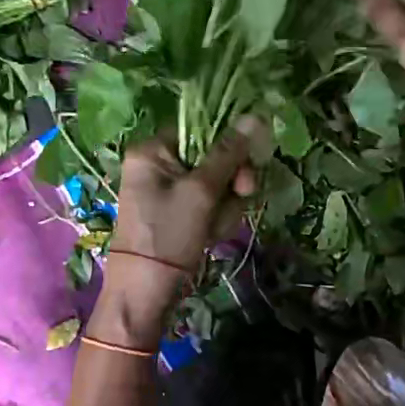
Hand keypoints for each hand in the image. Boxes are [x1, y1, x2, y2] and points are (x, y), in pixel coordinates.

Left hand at [109, 117, 262, 271]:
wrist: (148, 290)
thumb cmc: (170, 233)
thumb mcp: (202, 191)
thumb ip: (229, 154)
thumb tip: (256, 116)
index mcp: (153, 150)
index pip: (202, 130)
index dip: (229, 147)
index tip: (246, 167)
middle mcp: (158, 164)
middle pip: (214, 157)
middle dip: (232, 181)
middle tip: (243, 194)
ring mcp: (169, 190)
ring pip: (218, 183)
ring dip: (227, 204)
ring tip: (216, 225)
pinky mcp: (179, 212)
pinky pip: (211, 203)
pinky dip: (218, 217)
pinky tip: (213, 233)